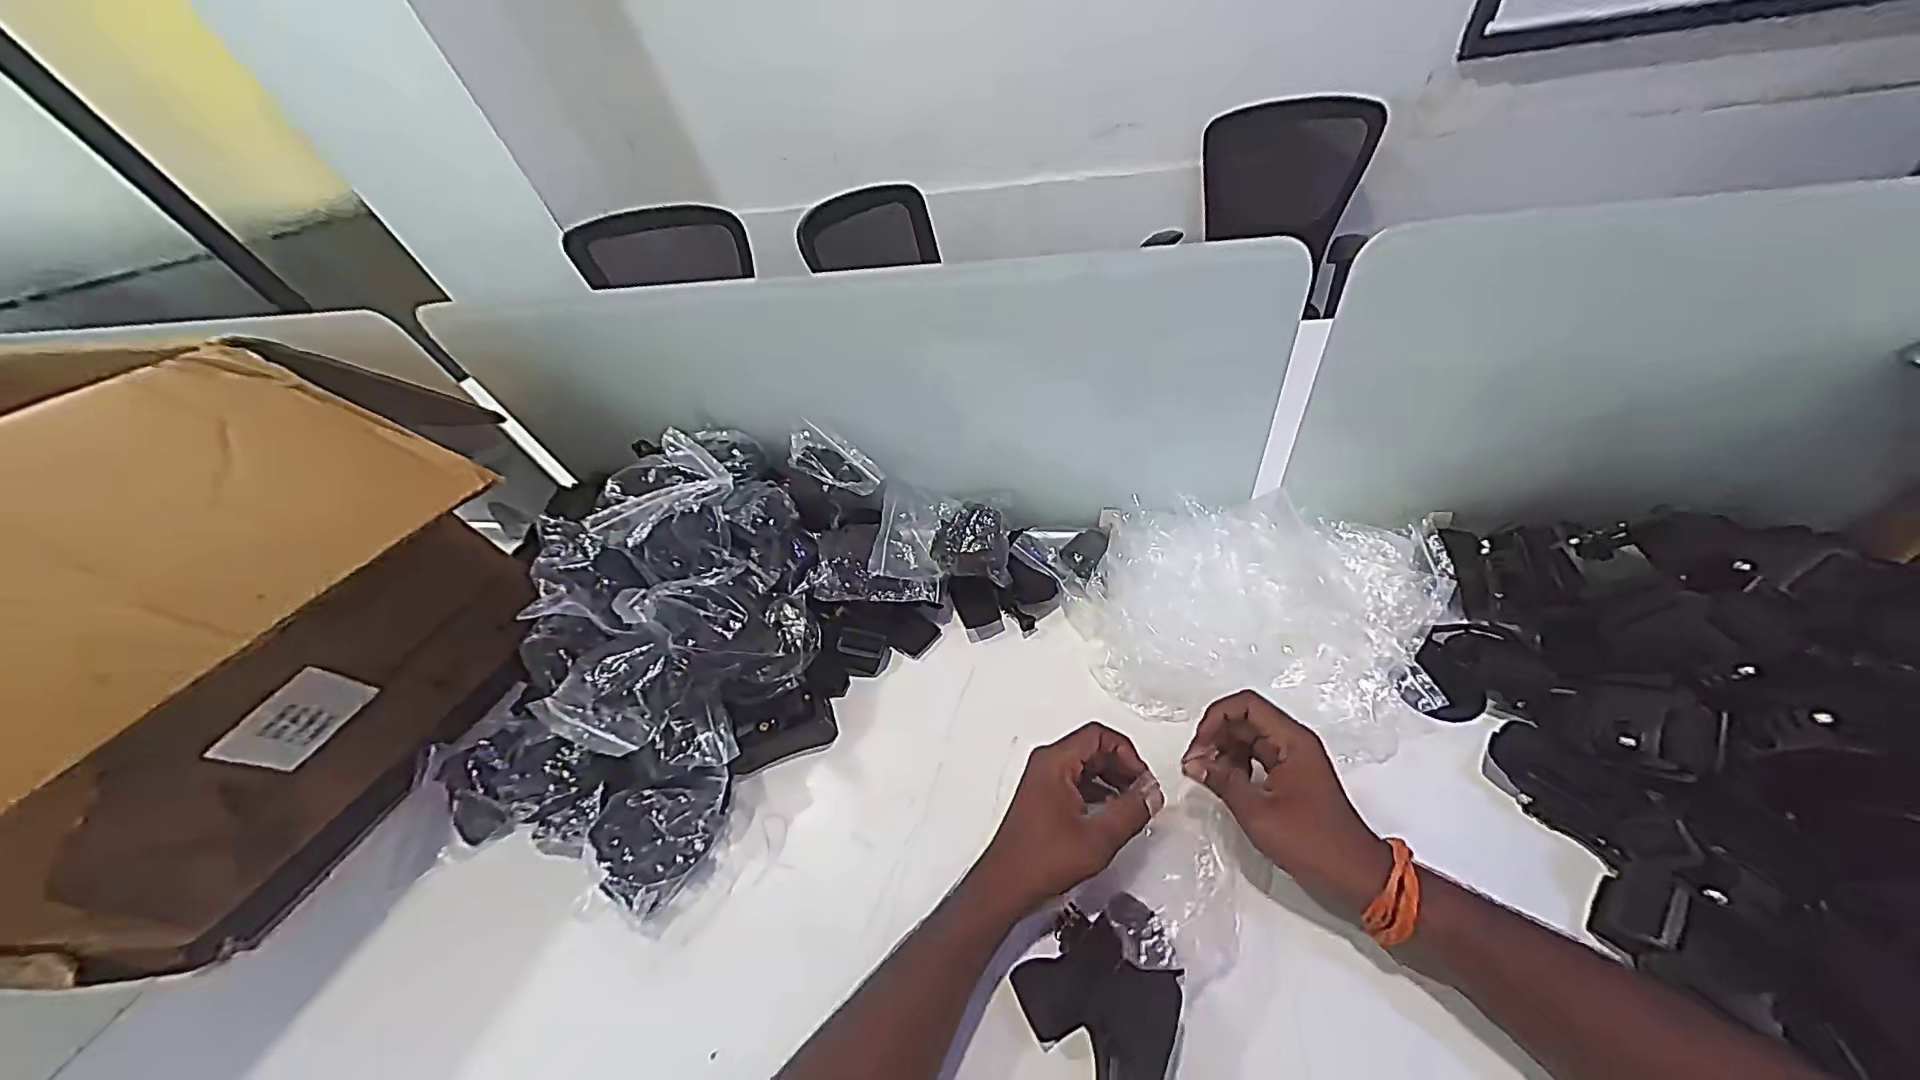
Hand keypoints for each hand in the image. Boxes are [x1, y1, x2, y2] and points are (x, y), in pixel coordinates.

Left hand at [966, 722, 1164, 920]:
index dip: (1127, 753)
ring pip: (1085, 765)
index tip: (1142, 777)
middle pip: (1092, 748)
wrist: (1007, 884)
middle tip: (1142, 791)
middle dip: (1122, 767)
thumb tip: (1150, 794)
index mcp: (1055, 762)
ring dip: (1112, 781)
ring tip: (1132, 805)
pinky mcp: (1043, 796)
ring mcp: (1043, 779)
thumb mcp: (1099, 836)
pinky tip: (1111, 815)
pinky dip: (1098, 792)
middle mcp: (1046, 764)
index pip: (1098, 735)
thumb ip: (1131, 810)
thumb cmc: (1040, 860)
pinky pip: (1076, 781)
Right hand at [1181, 690, 1390, 918]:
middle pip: (1244, 719)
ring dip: (1223, 752)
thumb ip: (1221, 781)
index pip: (1245, 705)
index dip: (1215, 719)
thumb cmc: (1314, 843)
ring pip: (1248, 738)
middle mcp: (1294, 742)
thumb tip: (1193, 764)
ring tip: (1208, 777)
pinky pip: (1256, 757)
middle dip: (1215, 736)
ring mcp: (1294, 759)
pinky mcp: (1292, 776)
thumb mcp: (1257, 812)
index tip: (1199, 747)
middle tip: (1196, 764)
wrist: (1357, 877)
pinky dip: (1236, 765)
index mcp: (1292, 740)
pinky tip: (1226, 785)